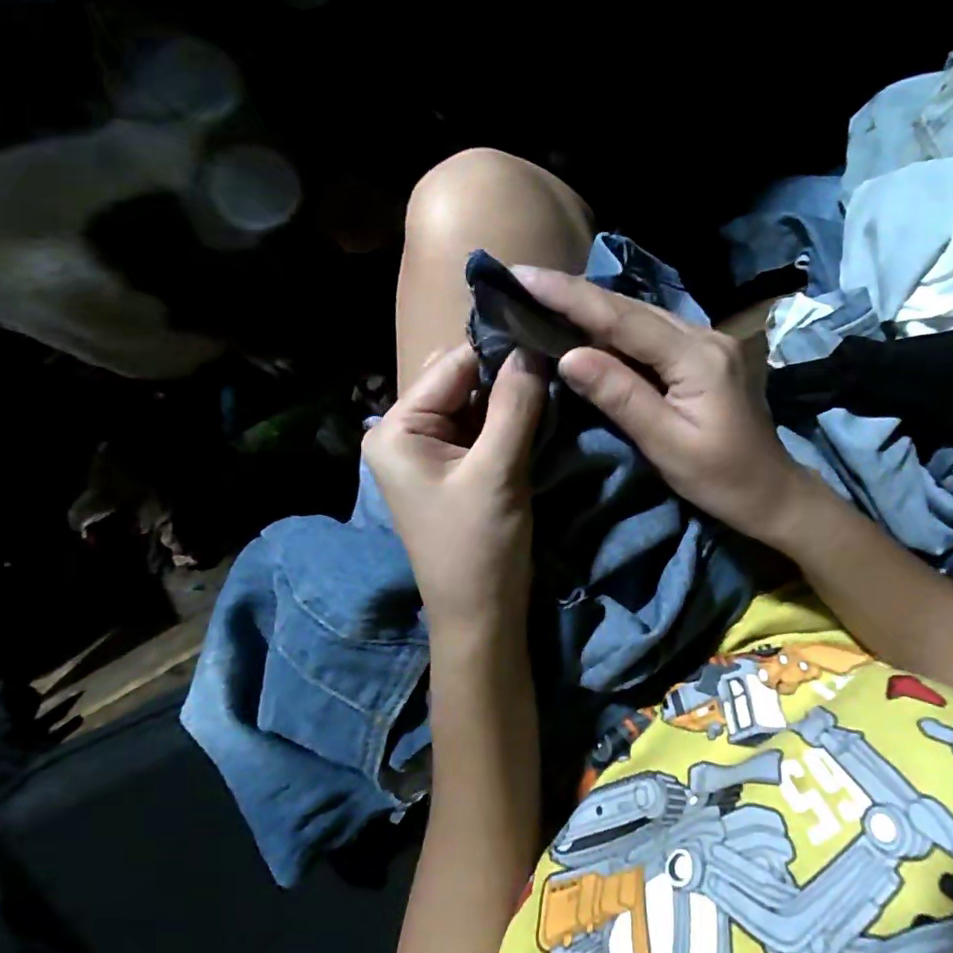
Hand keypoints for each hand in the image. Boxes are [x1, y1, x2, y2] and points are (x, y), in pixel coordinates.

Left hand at [362, 345, 545, 631]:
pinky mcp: (454, 468)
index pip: (451, 367)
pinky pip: (482, 428)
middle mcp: (404, 432)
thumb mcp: (498, 472)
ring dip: (511, 397)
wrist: (481, 614)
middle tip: (555, 361)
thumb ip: (514, 406)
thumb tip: (532, 348)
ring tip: (554, 383)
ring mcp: (429, 451)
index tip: (547, 337)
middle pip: (460, 381)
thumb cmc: (480, 546)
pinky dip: (508, 420)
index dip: (499, 351)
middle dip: (505, 374)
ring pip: (475, 403)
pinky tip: (539, 413)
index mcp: (397, 429)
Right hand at [512, 265, 816, 544]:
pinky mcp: (709, 356)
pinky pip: (657, 333)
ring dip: (596, 307)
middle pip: (633, 308)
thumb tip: (568, 355)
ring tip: (547, 297)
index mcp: (697, 357)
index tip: (523, 276)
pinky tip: (594, 326)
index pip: (622, 319)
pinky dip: (620, 328)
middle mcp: (706, 337)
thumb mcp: (667, 444)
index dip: (570, 297)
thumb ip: (620, 396)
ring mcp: (711, 343)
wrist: (773, 492)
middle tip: (524, 281)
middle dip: (577, 294)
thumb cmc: (722, 479)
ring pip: (644, 316)